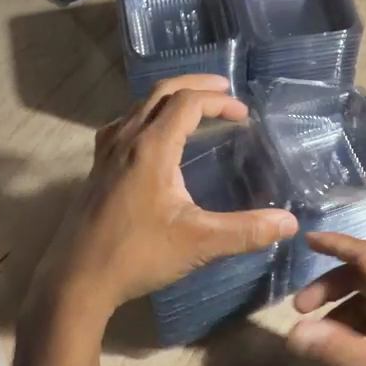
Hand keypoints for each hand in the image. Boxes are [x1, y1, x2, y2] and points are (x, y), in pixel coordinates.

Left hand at [34, 75, 297, 319]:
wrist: (76, 280)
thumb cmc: (137, 255)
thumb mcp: (199, 242)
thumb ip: (246, 230)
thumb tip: (289, 223)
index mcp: (151, 147)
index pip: (188, 102)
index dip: (218, 101)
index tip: (243, 114)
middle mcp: (126, 140)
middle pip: (161, 92)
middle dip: (194, 85)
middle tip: (223, 91)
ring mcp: (106, 153)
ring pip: (138, 106)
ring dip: (169, 98)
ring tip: (193, 108)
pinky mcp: (96, 169)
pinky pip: (123, 125)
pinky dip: (146, 116)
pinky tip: (151, 137)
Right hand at [285, 233, 365, 365]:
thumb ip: (335, 348)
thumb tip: (293, 333)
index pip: (365, 255)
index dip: (335, 244)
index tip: (305, 239)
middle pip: (362, 277)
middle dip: (329, 287)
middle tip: (298, 309)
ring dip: (340, 310)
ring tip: (315, 335)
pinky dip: (354, 326)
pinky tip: (340, 346)